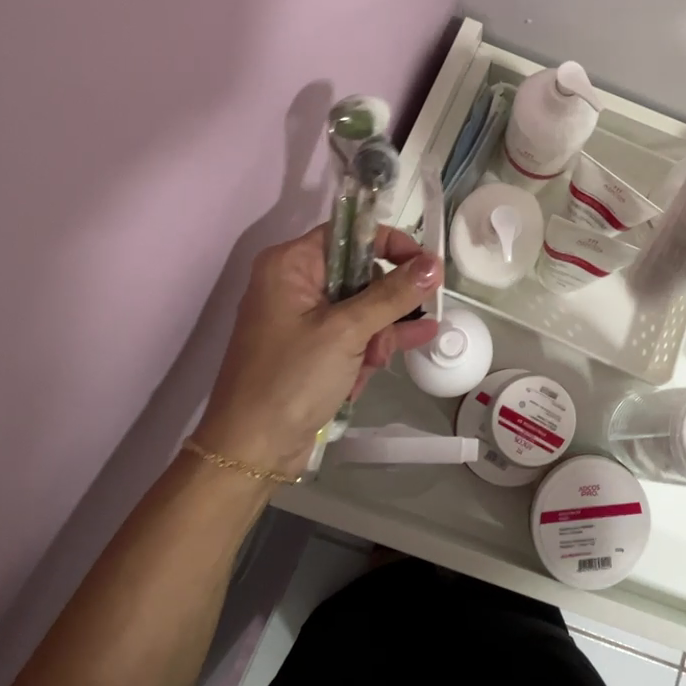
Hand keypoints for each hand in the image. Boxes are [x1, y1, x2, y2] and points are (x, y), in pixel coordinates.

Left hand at [192, 224, 441, 474]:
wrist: (251, 451)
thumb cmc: (291, 379)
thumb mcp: (346, 331)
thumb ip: (393, 295)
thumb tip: (433, 264)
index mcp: (290, 265)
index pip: (349, 233)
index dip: (390, 244)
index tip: (425, 265)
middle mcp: (294, 284)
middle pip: (360, 272)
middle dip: (384, 303)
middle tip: (399, 326)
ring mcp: (303, 320)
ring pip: (362, 307)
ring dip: (380, 331)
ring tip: (381, 358)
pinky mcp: (312, 351)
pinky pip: (353, 335)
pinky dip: (371, 347)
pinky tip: (396, 356)